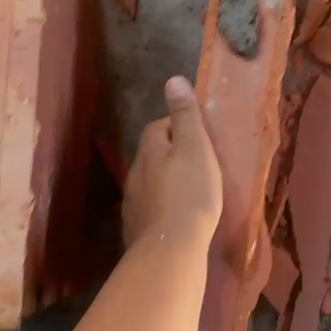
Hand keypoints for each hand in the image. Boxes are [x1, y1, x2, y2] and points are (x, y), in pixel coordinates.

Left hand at [122, 76, 222, 249]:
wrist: (170, 249)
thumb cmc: (190, 193)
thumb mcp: (195, 148)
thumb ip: (185, 115)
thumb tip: (173, 80)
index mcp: (149, 150)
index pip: (157, 126)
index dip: (176, 126)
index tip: (198, 135)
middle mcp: (135, 173)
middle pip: (152, 155)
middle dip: (171, 155)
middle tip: (198, 162)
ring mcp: (132, 202)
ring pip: (150, 182)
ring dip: (166, 181)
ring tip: (190, 190)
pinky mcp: (136, 228)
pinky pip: (151, 208)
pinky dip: (163, 206)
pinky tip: (177, 217)